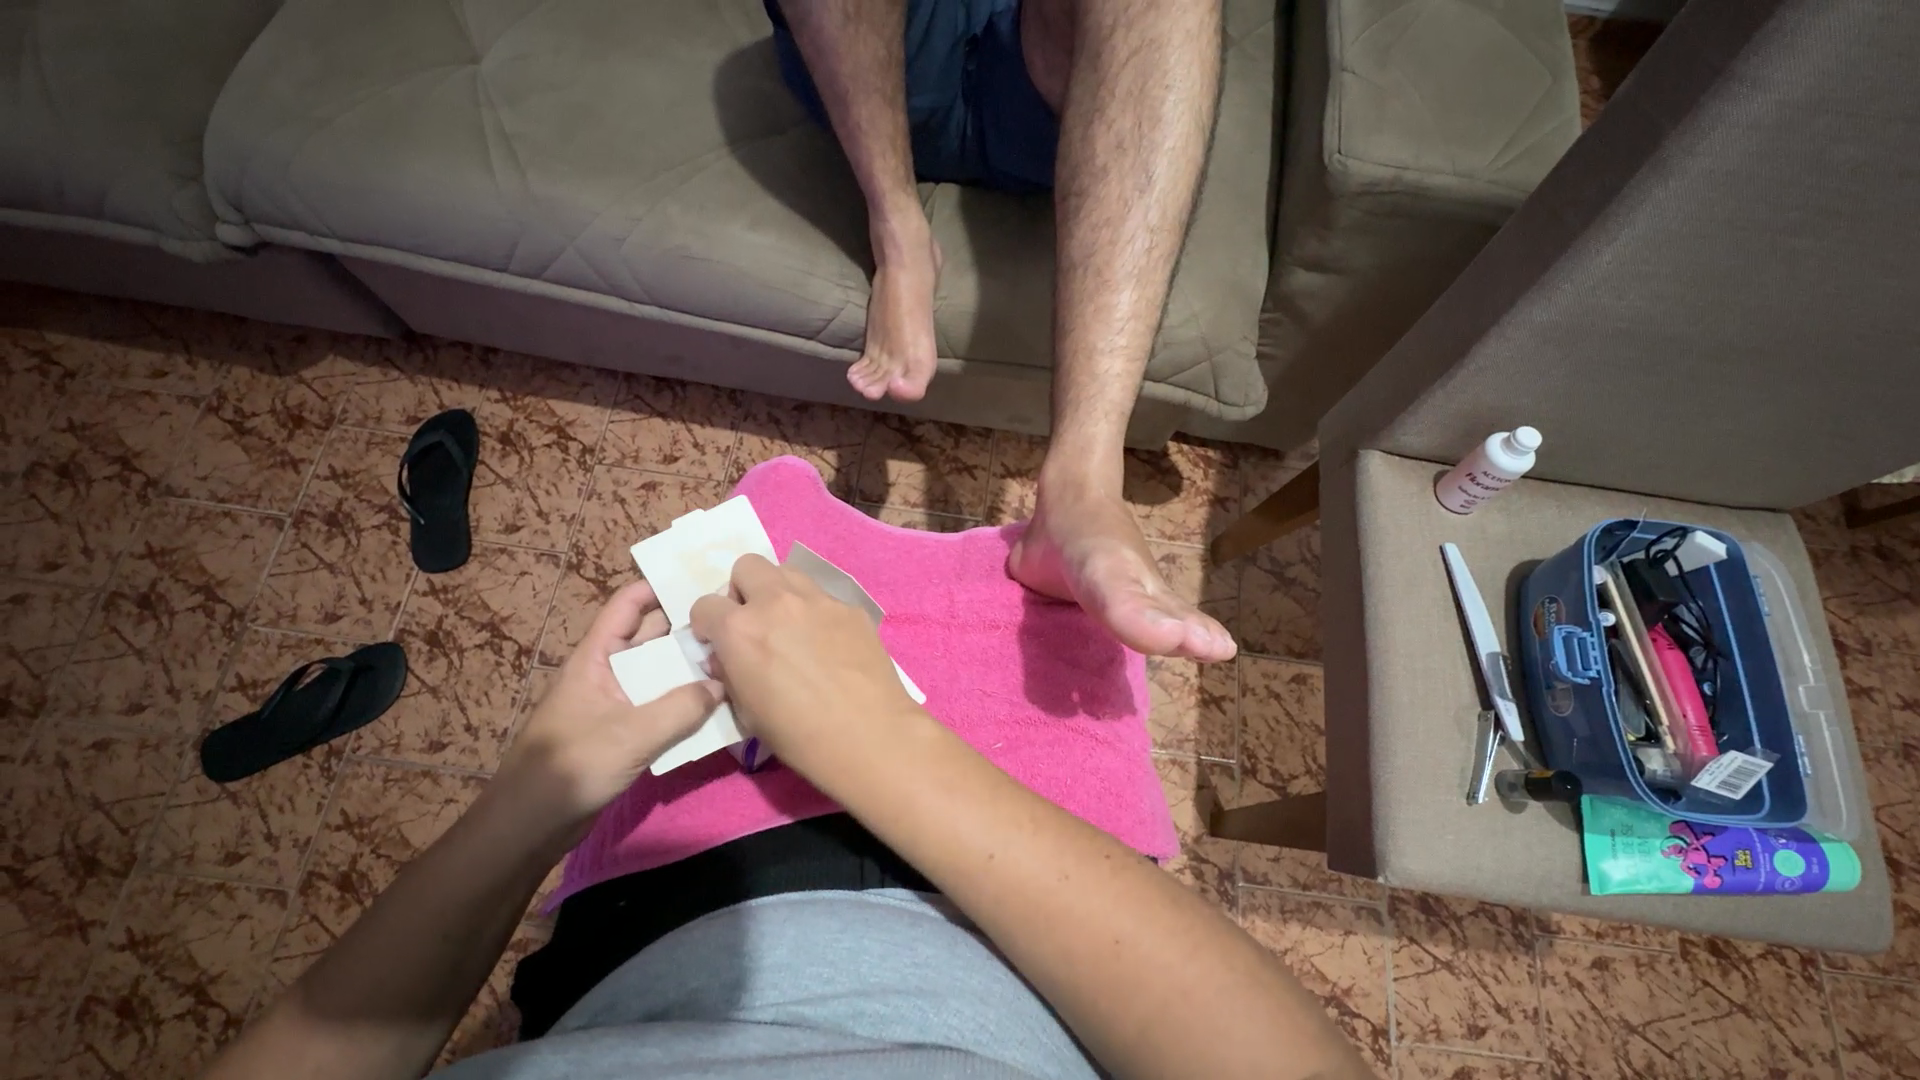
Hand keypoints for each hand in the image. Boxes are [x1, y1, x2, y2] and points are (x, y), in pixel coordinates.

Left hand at [494, 581, 721, 842]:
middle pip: (650, 638)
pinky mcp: (623, 733)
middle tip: (735, 619)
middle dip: (687, 627)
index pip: (627, 605)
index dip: (659, 586)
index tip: (702, 579)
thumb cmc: (570, 768)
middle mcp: (607, 674)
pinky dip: (686, 703)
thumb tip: (722, 685)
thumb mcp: (630, 735)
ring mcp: (615, 704)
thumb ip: (680, 709)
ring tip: (737, 658)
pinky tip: (718, 707)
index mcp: (595, 659)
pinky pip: (660, 707)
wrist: (528, 827)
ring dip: (691, 668)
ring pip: (659, 675)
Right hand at [690, 554, 925, 781]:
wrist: (867, 733)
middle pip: (747, 566)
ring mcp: (818, 599)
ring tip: (790, 626)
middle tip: (754, 623)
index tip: (717, 642)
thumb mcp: (745, 710)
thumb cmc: (798, 734)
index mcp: (740, 629)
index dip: (707, 626)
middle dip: (742, 591)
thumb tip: (727, 656)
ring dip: (779, 593)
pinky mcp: (851, 607)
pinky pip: (823, 596)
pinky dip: (815, 611)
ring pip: (787, 572)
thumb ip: (730, 671)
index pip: (705, 605)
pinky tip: (828, 642)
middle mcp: (776, 602)